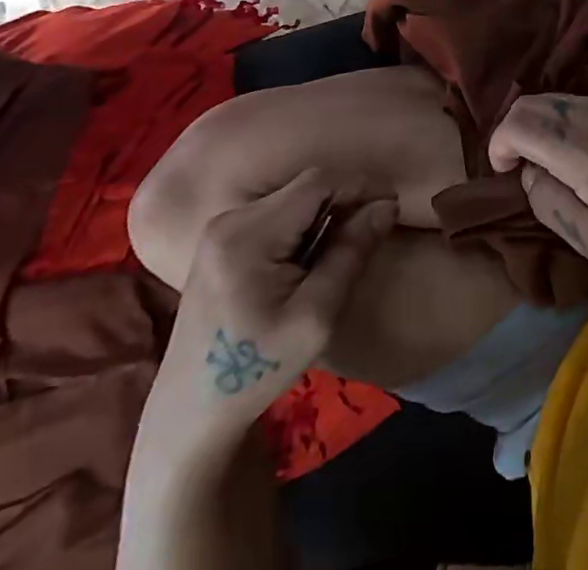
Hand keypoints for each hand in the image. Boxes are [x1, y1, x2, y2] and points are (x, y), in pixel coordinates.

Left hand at [151, 172, 396, 432]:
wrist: (195, 405)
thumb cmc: (260, 368)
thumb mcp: (316, 316)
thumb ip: (350, 253)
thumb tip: (386, 206)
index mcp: (249, 234)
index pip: (315, 182)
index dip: (359, 185)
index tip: (392, 205)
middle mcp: (230, 218)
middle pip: (301, 188)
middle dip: (343, 201)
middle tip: (375, 230)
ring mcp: (220, 227)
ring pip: (289, 199)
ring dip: (324, 214)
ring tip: (347, 248)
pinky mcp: (220, 240)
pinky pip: (273, 215)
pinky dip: (302, 226)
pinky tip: (313, 258)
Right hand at [487, 94, 587, 271]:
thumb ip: (551, 206)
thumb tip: (528, 173)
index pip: (521, 125)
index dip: (499, 146)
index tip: (505, 173)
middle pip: (527, 105)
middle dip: (508, 134)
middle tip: (516, 168)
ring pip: (542, 99)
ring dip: (527, 126)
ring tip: (535, 161)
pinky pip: (562, 102)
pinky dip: (546, 121)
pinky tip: (557, 150)